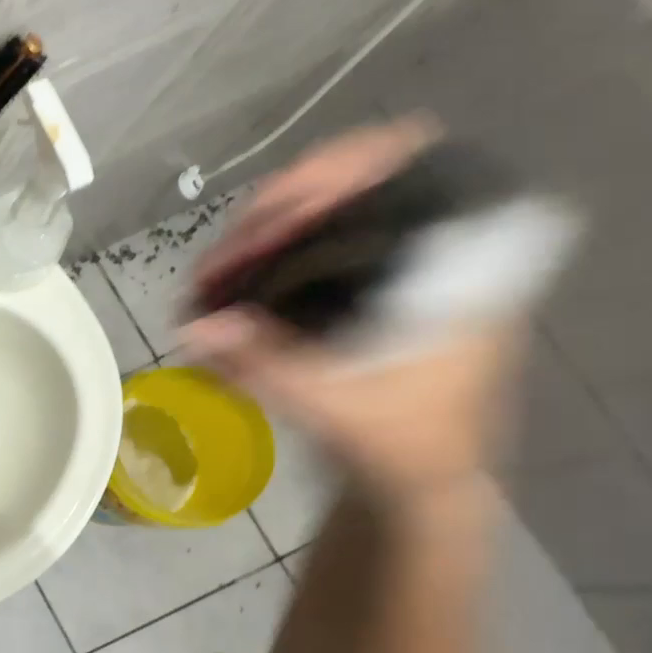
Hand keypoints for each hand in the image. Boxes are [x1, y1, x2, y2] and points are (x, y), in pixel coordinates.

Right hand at [184, 117, 525, 494]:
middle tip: (222, 256)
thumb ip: (267, 367)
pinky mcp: (360, 291)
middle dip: (276, 211)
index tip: (276, 211)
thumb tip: (195, 327)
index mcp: (456, 268)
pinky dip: (262, 256)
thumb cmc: (400, 447)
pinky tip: (227, 282)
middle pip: (352, 186)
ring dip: (260, 235)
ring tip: (212, 273)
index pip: (415, 169)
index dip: (342, 170)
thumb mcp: (336, 409)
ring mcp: (391, 271)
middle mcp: (428, 253)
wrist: (416, 482)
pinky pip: (306, 248)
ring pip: (321, 216)